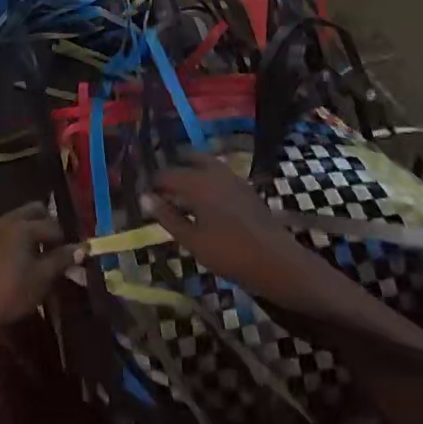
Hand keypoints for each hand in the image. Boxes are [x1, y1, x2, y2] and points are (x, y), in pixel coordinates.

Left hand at [0, 204, 82, 338]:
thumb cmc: (11, 292)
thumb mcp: (42, 278)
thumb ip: (61, 259)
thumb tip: (80, 248)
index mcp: (23, 226)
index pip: (52, 225)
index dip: (65, 240)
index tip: (72, 256)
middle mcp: (6, 221)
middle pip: (33, 210)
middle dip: (48, 223)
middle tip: (56, 247)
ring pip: (18, 219)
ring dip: (31, 230)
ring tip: (40, 254)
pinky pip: (6, 230)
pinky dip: (17, 237)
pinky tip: (20, 259)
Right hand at [144, 154, 310, 294]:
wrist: (279, 263)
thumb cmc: (230, 254)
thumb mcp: (192, 240)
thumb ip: (167, 217)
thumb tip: (144, 197)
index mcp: (197, 182)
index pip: (165, 174)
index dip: (152, 184)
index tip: (143, 196)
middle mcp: (214, 172)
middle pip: (187, 160)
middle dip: (173, 172)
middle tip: (162, 192)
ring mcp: (233, 177)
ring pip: (205, 164)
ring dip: (190, 173)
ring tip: (181, 196)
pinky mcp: (246, 187)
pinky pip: (218, 174)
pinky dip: (206, 180)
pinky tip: (204, 201)